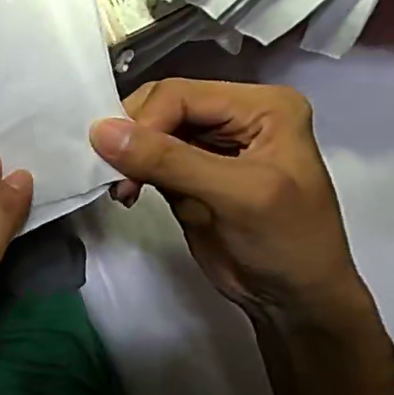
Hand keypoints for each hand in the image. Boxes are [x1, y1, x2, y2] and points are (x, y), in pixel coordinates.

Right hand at [89, 79, 369, 329]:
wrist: (293, 299)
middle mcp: (234, 116)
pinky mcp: (187, 176)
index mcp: (261, 106)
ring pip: (149, 133)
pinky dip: (130, 173)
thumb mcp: (237, 195)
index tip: (119, 164)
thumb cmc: (286, 242)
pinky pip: (147, 160)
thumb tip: (100, 132)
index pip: (181, 95)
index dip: (144, 123)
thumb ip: (170, 161)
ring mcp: (209, 146)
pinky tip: (127, 193)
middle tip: (116, 179)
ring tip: (122, 190)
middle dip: (132, 138)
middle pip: (161, 107)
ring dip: (127, 157)